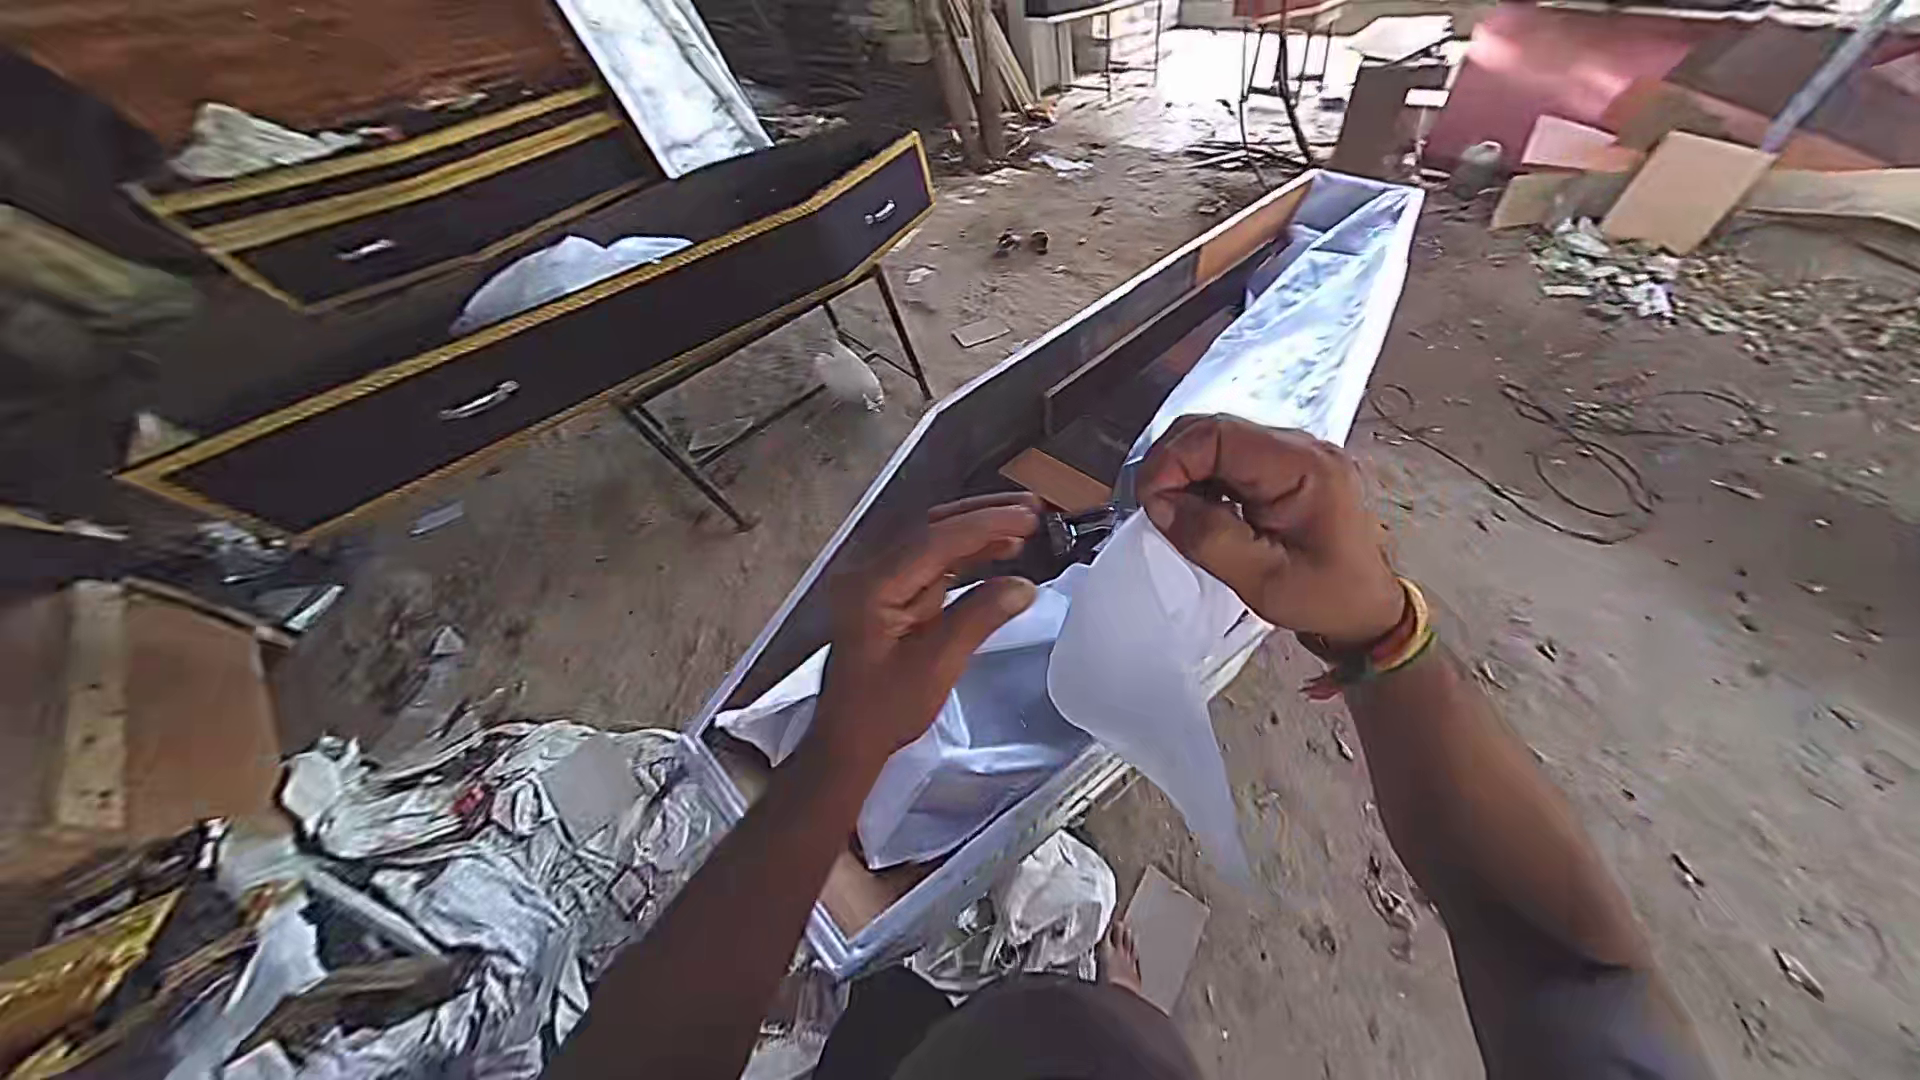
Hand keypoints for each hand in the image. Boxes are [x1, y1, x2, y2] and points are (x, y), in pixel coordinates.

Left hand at [811, 494, 1041, 768]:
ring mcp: (879, 582)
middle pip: (931, 528)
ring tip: (1022, 526)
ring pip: (932, 540)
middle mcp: (871, 574)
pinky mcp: (891, 594)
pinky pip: (931, 563)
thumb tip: (1022, 586)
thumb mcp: (936, 667)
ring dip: (977, 531)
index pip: (934, 540)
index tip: (1026, 517)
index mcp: (873, 587)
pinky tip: (996, 552)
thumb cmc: (882, 712)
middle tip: (1030, 509)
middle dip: (983, 515)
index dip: (984, 524)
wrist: (848, 739)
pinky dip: (966, 555)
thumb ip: (978, 618)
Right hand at [1137, 415, 1402, 648]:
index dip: (1171, 461)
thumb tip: (1159, 505)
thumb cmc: (1327, 599)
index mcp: (1304, 468)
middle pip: (1211, 429)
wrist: (1365, 609)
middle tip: (1154, 507)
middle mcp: (1298, 448)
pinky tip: (1192, 509)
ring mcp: (1289, 455)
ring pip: (1211, 440)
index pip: (1218, 435)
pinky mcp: (1277, 468)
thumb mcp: (1263, 580)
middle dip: (1170, 464)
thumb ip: (1209, 538)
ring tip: (1171, 512)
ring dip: (1179, 472)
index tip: (1149, 501)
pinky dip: (1195, 479)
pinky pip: (1222, 458)